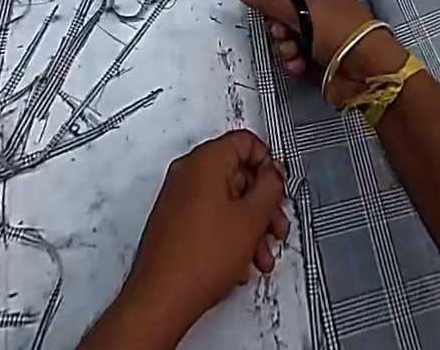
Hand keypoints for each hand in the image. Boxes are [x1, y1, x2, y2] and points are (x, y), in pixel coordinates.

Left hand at [101, 130, 289, 344]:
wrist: (162, 299)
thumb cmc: (197, 261)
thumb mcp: (252, 218)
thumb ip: (271, 187)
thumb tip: (273, 174)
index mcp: (206, 160)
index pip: (246, 141)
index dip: (268, 164)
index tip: (277, 185)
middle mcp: (188, 171)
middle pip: (236, 172)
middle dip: (261, 202)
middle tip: (273, 223)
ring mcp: (177, 194)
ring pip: (224, 197)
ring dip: (247, 222)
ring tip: (258, 252)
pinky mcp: (172, 218)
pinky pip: (208, 212)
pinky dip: (226, 229)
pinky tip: (238, 258)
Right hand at [231, 0, 406, 105]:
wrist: (365, 69)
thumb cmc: (338, 30)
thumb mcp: (299, 8)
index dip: (274, 6)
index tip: (269, 14)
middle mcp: (322, 15)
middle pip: (284, 20)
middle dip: (280, 31)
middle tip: (284, 35)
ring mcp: (322, 40)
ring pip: (289, 42)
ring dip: (286, 49)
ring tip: (295, 53)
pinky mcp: (321, 62)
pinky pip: (297, 59)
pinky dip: (295, 63)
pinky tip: (300, 66)